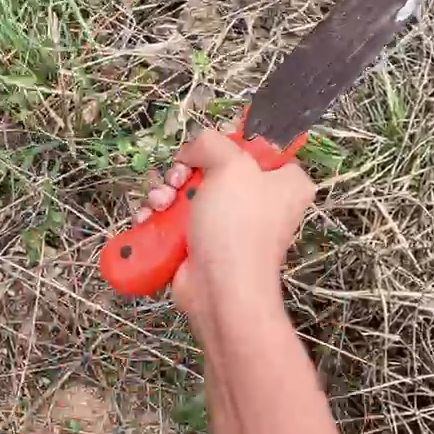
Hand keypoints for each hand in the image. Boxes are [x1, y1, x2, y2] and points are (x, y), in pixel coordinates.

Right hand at [136, 129, 314, 325]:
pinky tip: (149, 219)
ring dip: (164, 193)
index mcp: (284, 181)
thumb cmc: (237, 226)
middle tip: (178, 180)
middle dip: (184, 171)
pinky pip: (175, 218)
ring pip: (187, 191)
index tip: (206, 149)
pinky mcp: (202, 242)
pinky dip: (159, 216)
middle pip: (213, 167)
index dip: (227, 142)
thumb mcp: (231, 165)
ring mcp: (229, 224)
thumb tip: (193, 153)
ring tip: (160, 204)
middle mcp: (260, 201)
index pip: (257, 146)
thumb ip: (212, 142)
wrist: (220, 290)